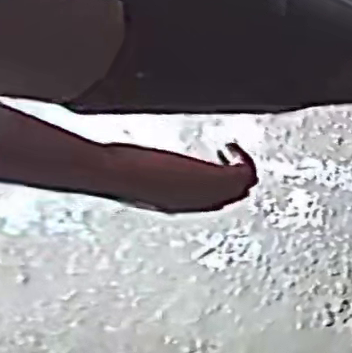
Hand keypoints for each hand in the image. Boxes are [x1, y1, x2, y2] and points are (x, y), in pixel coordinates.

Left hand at [104, 143, 257, 212]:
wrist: (104, 173)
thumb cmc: (104, 172)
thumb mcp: (127, 176)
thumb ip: (138, 176)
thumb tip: (120, 161)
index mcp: (177, 206)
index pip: (211, 200)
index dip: (215, 185)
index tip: (211, 168)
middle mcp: (200, 204)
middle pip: (233, 195)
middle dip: (233, 178)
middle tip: (227, 160)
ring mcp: (212, 193)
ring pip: (244, 185)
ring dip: (241, 167)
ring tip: (230, 151)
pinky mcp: (221, 180)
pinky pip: (247, 172)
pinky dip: (243, 159)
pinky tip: (229, 146)